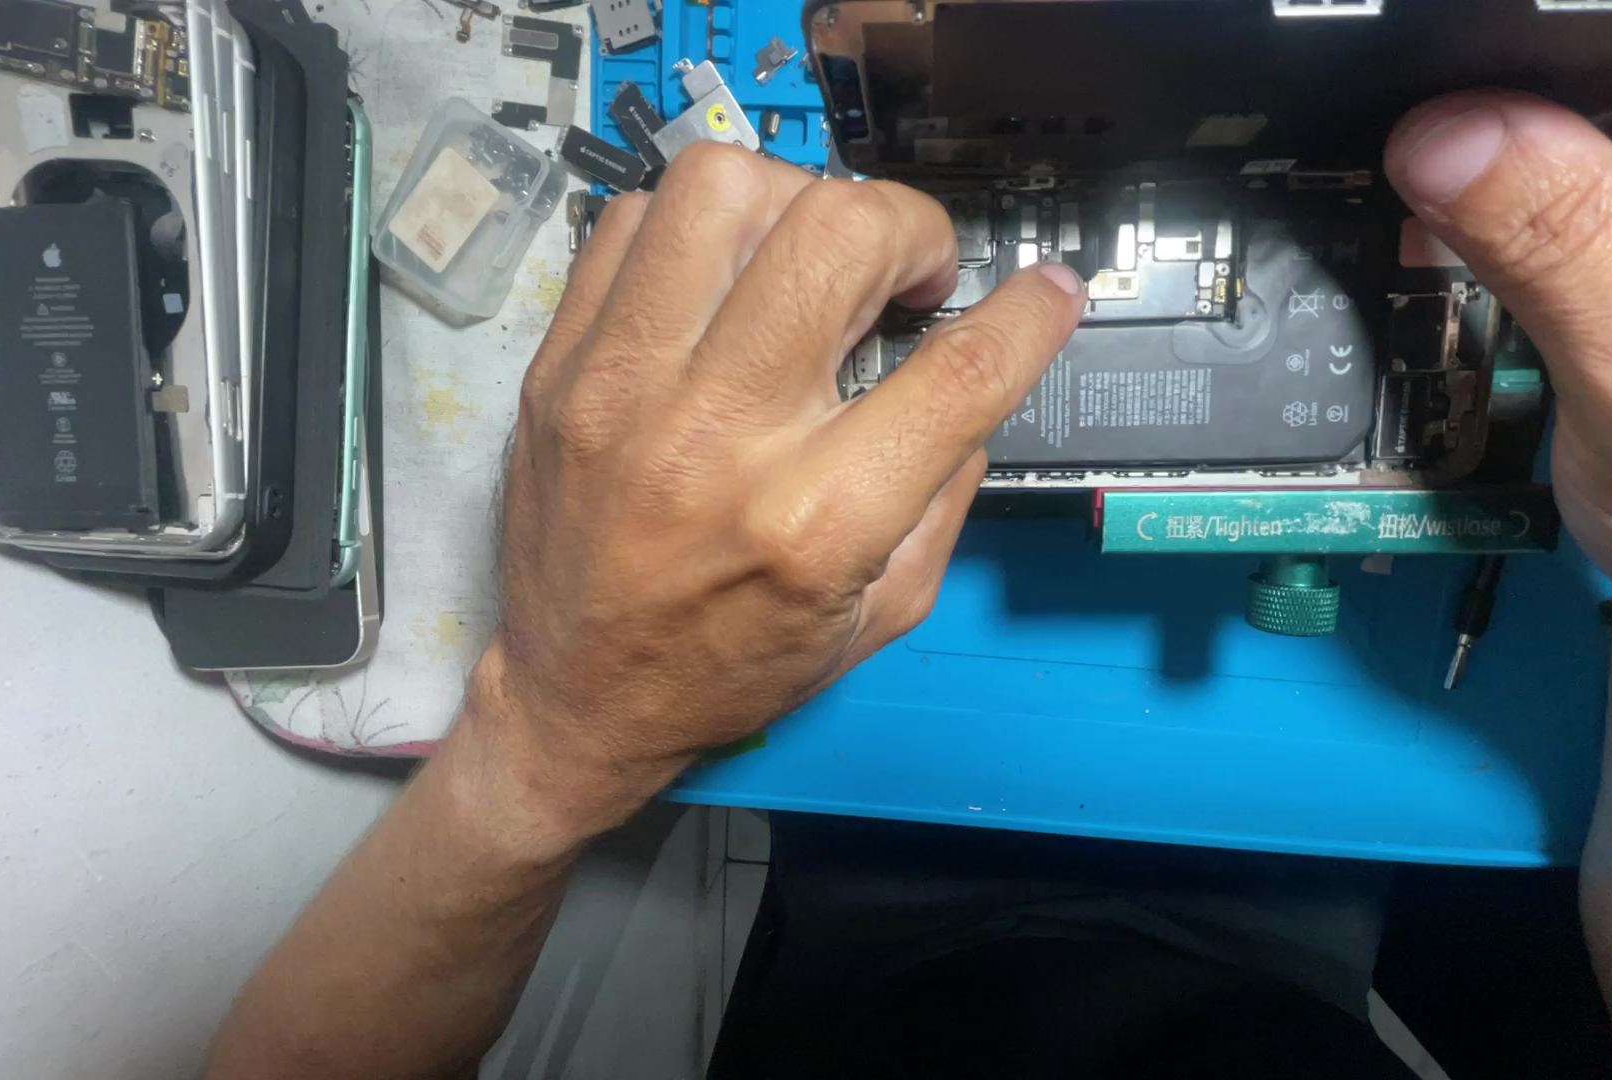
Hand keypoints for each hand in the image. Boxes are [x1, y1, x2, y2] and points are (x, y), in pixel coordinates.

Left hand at [465, 145, 1084, 833]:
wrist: (581, 698)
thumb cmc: (740, 669)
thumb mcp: (883, 613)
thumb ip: (946, 492)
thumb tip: (973, 379)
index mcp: (819, 523)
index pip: (957, 377)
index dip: (1028, 317)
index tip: (1051, 293)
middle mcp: (719, 438)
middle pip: (837, 238)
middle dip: (909, 230)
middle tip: (909, 278)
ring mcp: (622, 388)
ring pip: (725, 190)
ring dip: (801, 203)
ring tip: (813, 263)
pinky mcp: (560, 367)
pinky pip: (637, 223)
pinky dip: (706, 231)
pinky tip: (727, 286)